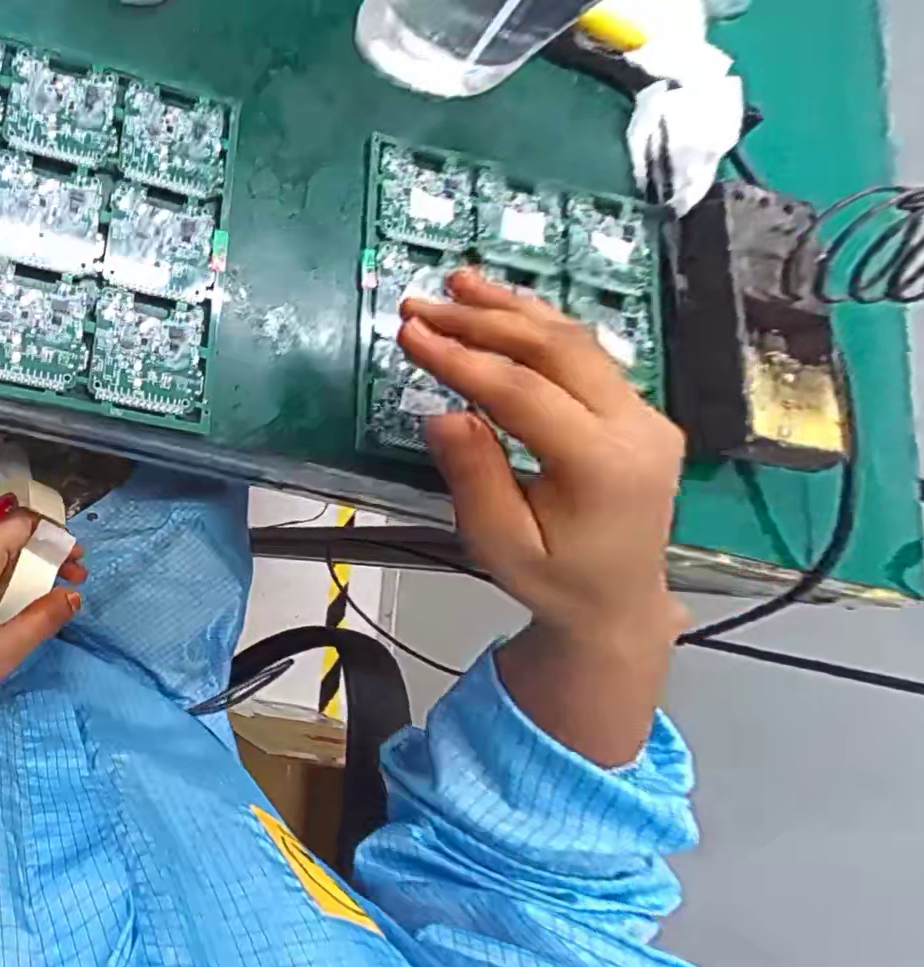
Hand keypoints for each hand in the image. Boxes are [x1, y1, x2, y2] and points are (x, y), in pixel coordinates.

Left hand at [0, 511, 82, 841]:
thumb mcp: (6, 648)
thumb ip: (44, 618)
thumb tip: (73, 596)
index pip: (20, 525)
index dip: (54, 534)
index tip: (78, 559)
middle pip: (10, 541)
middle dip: (48, 556)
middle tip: (76, 580)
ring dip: (30, 574)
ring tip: (53, 598)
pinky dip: (9, 588)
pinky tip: (19, 612)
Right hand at [400, 269, 686, 764]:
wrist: (617, 598)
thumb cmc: (548, 577)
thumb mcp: (496, 539)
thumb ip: (473, 475)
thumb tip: (441, 415)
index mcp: (600, 463)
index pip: (522, 392)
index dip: (461, 358)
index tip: (409, 333)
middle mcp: (634, 424)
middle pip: (555, 351)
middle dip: (482, 321)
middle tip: (420, 304)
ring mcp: (642, 412)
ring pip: (576, 342)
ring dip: (512, 310)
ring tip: (460, 282)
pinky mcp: (631, 410)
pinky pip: (584, 356)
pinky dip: (537, 326)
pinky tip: (504, 309)